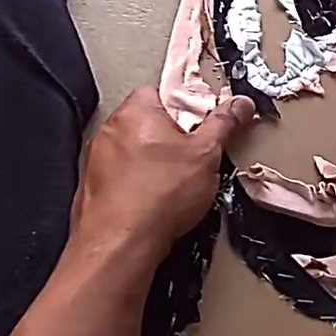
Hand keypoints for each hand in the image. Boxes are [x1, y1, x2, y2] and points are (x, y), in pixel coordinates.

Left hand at [69, 86, 253, 262]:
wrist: (120, 245)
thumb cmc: (158, 195)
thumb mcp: (206, 154)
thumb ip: (224, 123)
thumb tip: (240, 104)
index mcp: (136, 111)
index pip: (165, 90)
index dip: (190, 105)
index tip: (208, 123)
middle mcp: (110, 129)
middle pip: (151, 120)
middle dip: (176, 135)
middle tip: (199, 154)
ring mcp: (98, 160)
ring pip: (138, 150)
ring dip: (158, 161)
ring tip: (181, 183)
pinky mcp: (95, 188)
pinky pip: (125, 175)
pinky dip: (142, 183)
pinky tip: (160, 200)